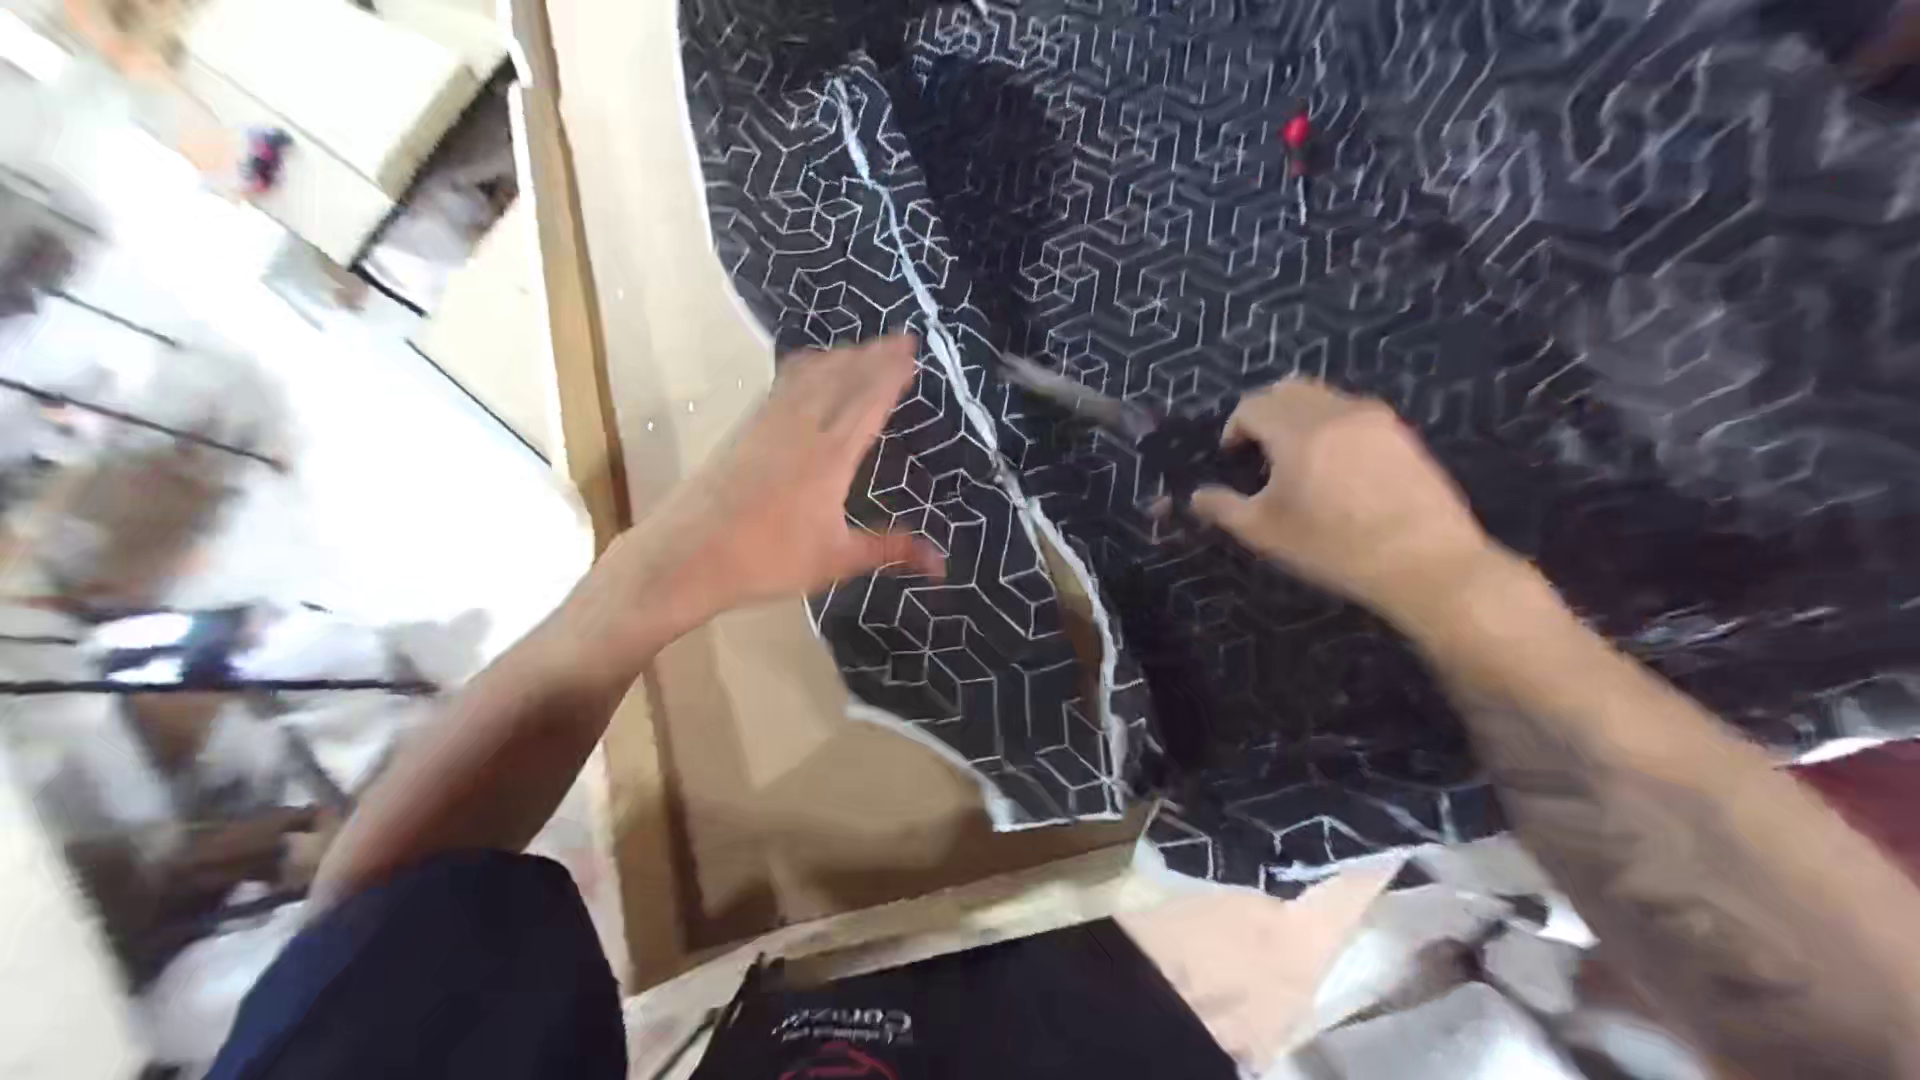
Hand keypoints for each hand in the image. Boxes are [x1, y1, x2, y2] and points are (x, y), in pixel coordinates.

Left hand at [549, 334, 945, 675]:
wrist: (686, 556)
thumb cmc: (766, 560)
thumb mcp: (836, 560)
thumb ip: (889, 550)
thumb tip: (941, 564)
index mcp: (829, 455)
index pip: (868, 401)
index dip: (892, 372)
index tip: (911, 349)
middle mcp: (801, 427)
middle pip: (843, 377)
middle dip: (874, 354)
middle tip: (899, 337)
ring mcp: (768, 423)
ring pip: (811, 374)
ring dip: (841, 356)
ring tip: (862, 347)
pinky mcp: (745, 428)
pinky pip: (784, 383)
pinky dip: (806, 367)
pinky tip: (808, 368)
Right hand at [1189, 379, 1495, 620]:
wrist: (1426, 563)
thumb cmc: (1334, 547)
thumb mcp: (1265, 532)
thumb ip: (1223, 508)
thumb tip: (1196, 496)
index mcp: (1298, 431)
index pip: (1252, 405)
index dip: (1234, 429)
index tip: (1232, 459)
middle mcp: (1336, 412)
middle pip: (1287, 389)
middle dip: (1264, 414)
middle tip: (1259, 453)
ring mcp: (1375, 418)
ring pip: (1322, 396)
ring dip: (1297, 417)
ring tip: (1296, 460)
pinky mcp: (1401, 433)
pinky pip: (1351, 412)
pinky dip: (1329, 426)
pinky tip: (1335, 468)